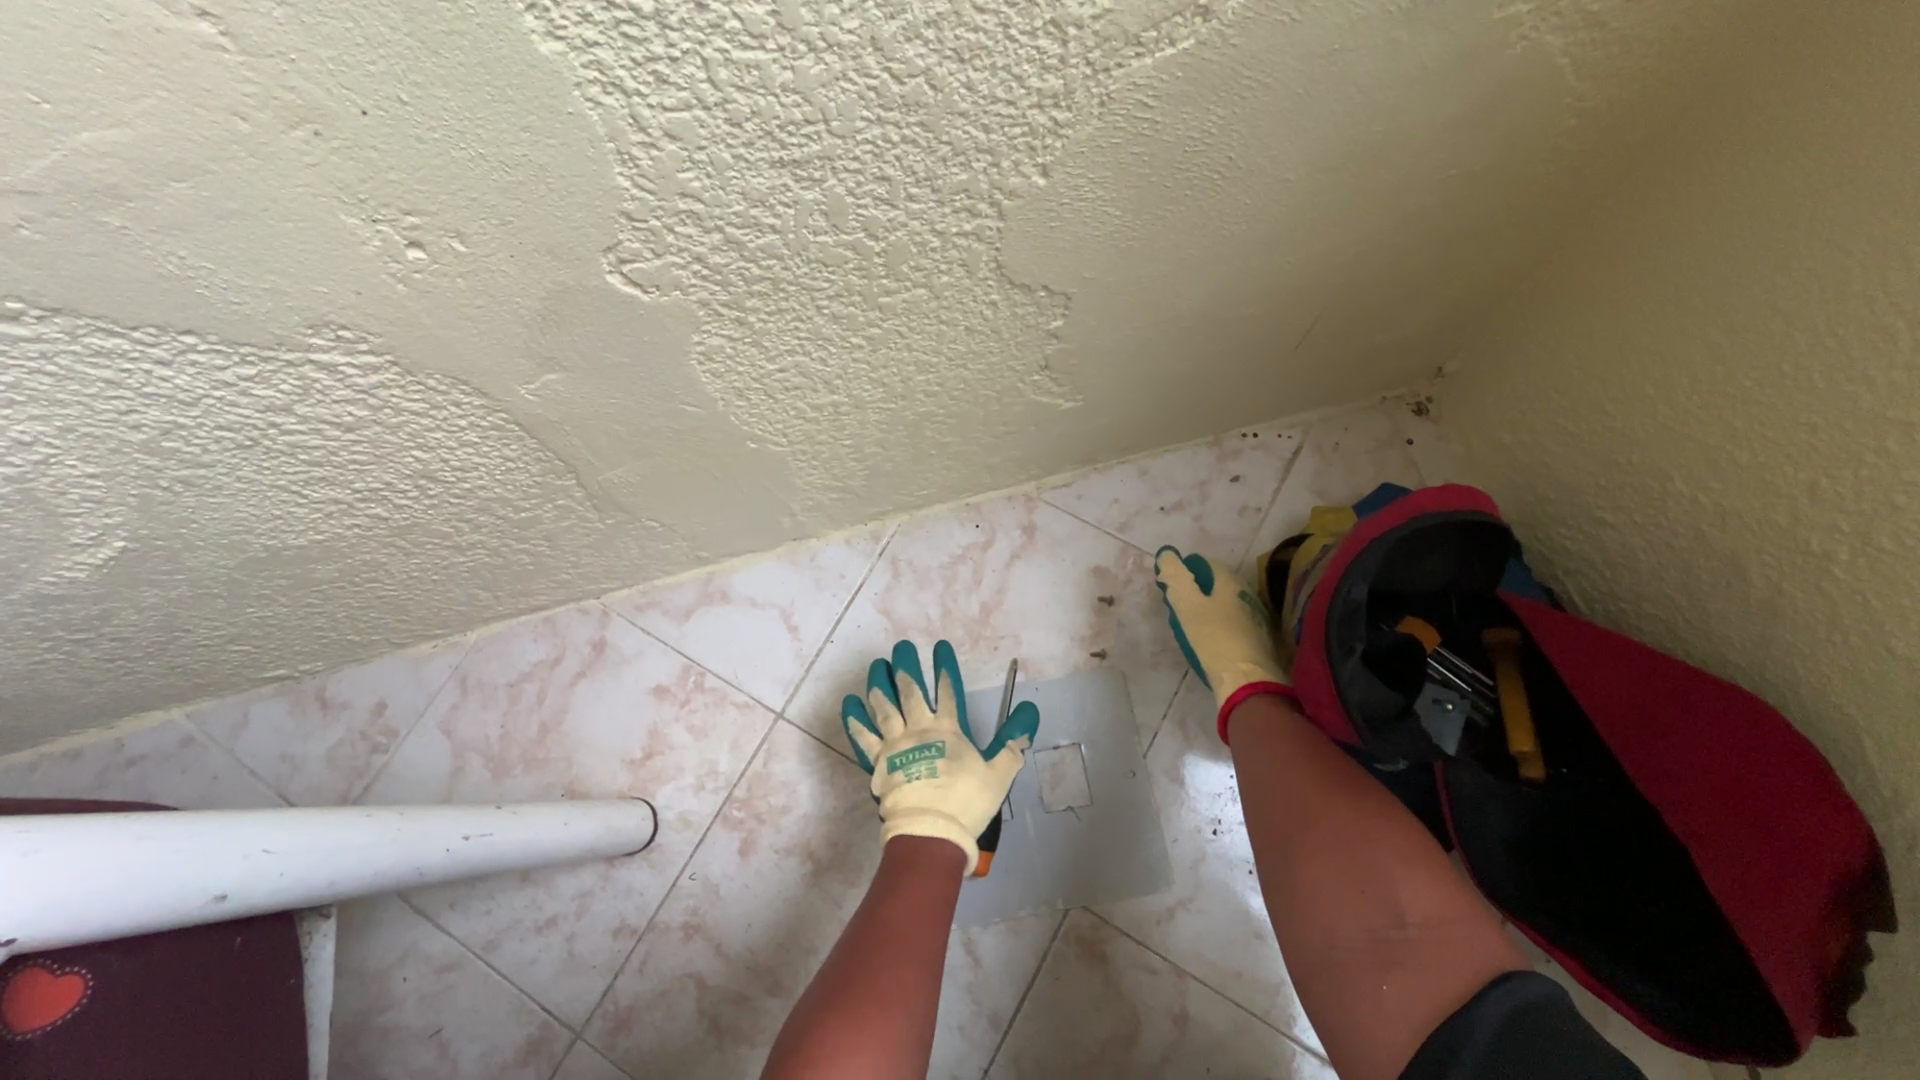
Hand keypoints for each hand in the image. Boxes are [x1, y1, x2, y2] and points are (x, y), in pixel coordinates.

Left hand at [841, 640, 1039, 874]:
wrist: (931, 831)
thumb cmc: (966, 802)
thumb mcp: (999, 773)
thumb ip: (1012, 742)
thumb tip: (1030, 712)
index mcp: (949, 731)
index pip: (948, 691)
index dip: (944, 668)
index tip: (939, 646)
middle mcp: (919, 730)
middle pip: (911, 692)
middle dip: (906, 668)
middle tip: (901, 648)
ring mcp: (895, 745)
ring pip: (884, 708)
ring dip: (880, 685)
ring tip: (875, 665)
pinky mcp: (877, 763)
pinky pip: (863, 737)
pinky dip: (856, 719)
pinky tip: (850, 703)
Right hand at [1153, 547, 1294, 739]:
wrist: (1247, 681)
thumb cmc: (1213, 639)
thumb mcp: (1187, 606)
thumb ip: (1175, 577)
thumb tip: (1167, 554)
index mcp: (1229, 580)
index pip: (1202, 563)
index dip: (1182, 572)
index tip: (1168, 589)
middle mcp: (1247, 592)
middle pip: (1215, 583)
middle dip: (1195, 590)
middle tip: (1176, 608)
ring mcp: (1256, 615)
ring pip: (1226, 602)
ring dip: (1208, 608)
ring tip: (1190, 625)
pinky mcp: (1260, 637)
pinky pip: (1234, 622)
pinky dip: (1220, 624)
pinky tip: (1211, 640)